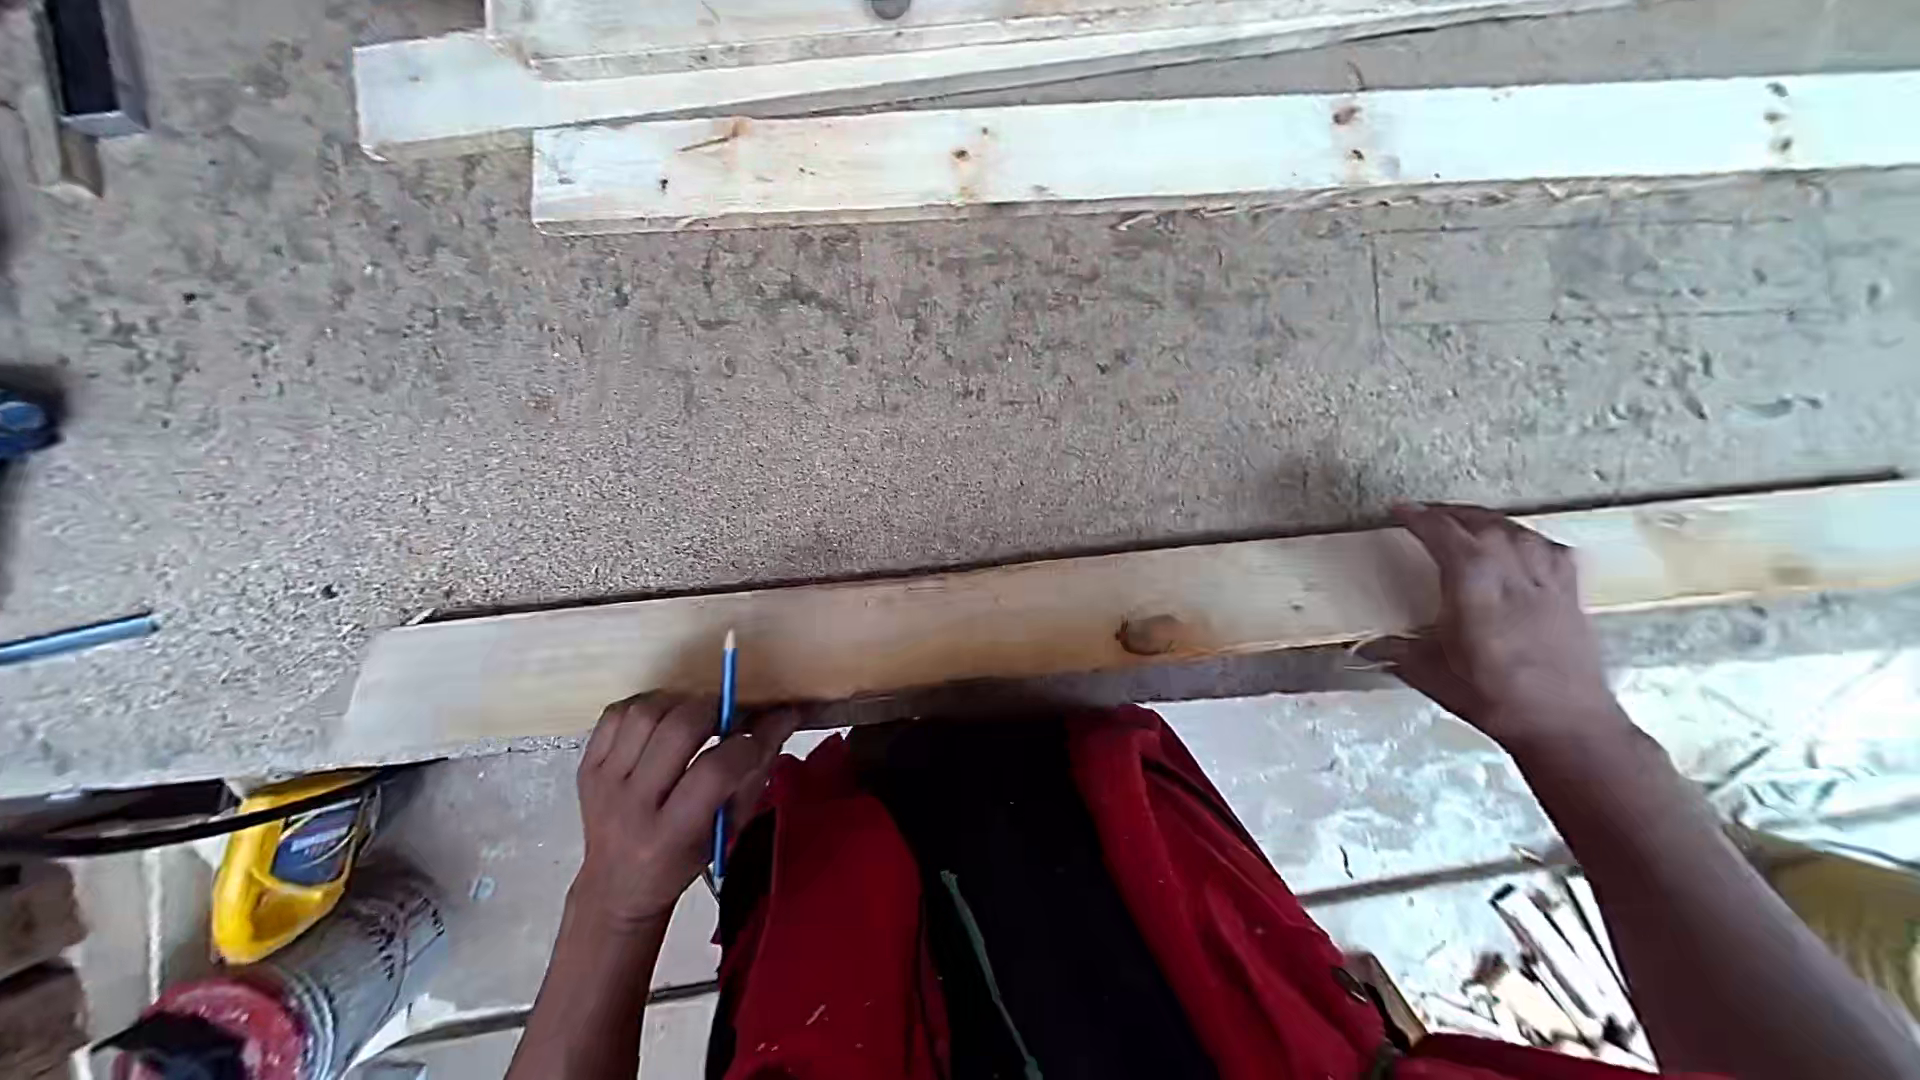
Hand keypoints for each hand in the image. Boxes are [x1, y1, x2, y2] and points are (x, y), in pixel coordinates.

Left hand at [569, 692, 802, 930]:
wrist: (617, 885)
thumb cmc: (684, 859)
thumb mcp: (730, 826)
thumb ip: (757, 770)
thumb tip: (784, 715)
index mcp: (670, 834)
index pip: (715, 771)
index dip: (747, 742)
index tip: (765, 729)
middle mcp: (631, 806)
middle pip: (678, 730)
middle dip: (715, 710)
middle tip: (729, 715)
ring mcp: (603, 783)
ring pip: (647, 713)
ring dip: (681, 703)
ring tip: (697, 714)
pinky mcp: (586, 766)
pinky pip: (618, 713)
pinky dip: (648, 705)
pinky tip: (665, 717)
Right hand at [1366, 503, 1632, 750]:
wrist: (1567, 725)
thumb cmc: (1492, 697)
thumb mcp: (1429, 674)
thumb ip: (1396, 651)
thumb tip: (1363, 647)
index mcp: (1475, 587)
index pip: (1444, 535)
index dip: (1418, 518)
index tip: (1398, 510)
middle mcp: (1513, 575)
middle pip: (1482, 524)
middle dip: (1449, 513)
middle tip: (1424, 512)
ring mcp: (1548, 583)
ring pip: (1517, 531)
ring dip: (1486, 519)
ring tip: (1465, 520)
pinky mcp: (1571, 595)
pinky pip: (1548, 549)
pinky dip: (1525, 537)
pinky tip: (1518, 543)